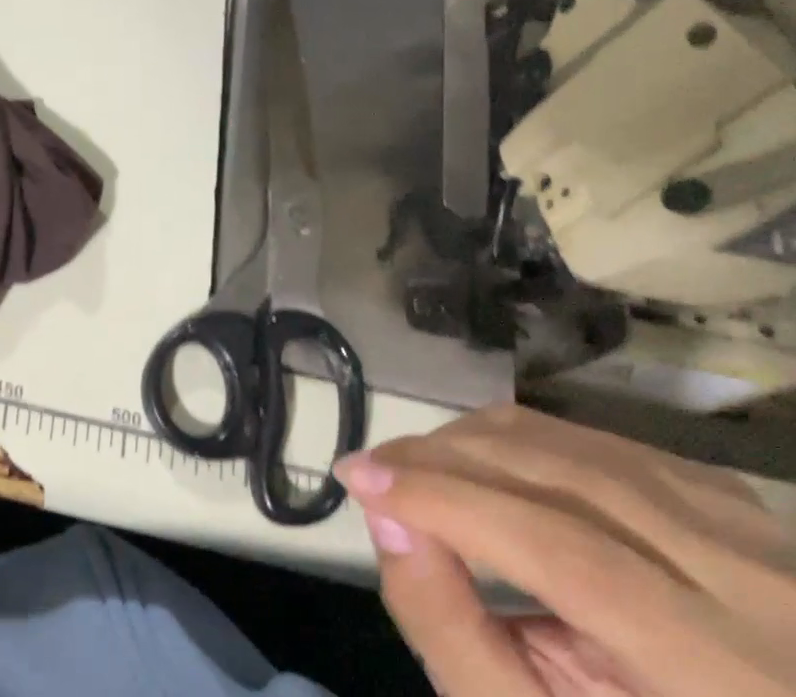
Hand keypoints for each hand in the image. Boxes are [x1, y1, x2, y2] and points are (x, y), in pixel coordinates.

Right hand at [337, 405, 795, 696]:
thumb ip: (450, 627)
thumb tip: (385, 518)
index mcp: (724, 671)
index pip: (568, 554)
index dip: (451, 505)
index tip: (356, 479)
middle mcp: (769, 590)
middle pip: (574, 481)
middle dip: (448, 459)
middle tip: (369, 465)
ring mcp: (764, 539)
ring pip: (588, 449)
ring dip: (477, 442)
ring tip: (410, 463)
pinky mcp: (740, 508)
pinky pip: (611, 448)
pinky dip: (527, 444)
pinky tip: (479, 463)